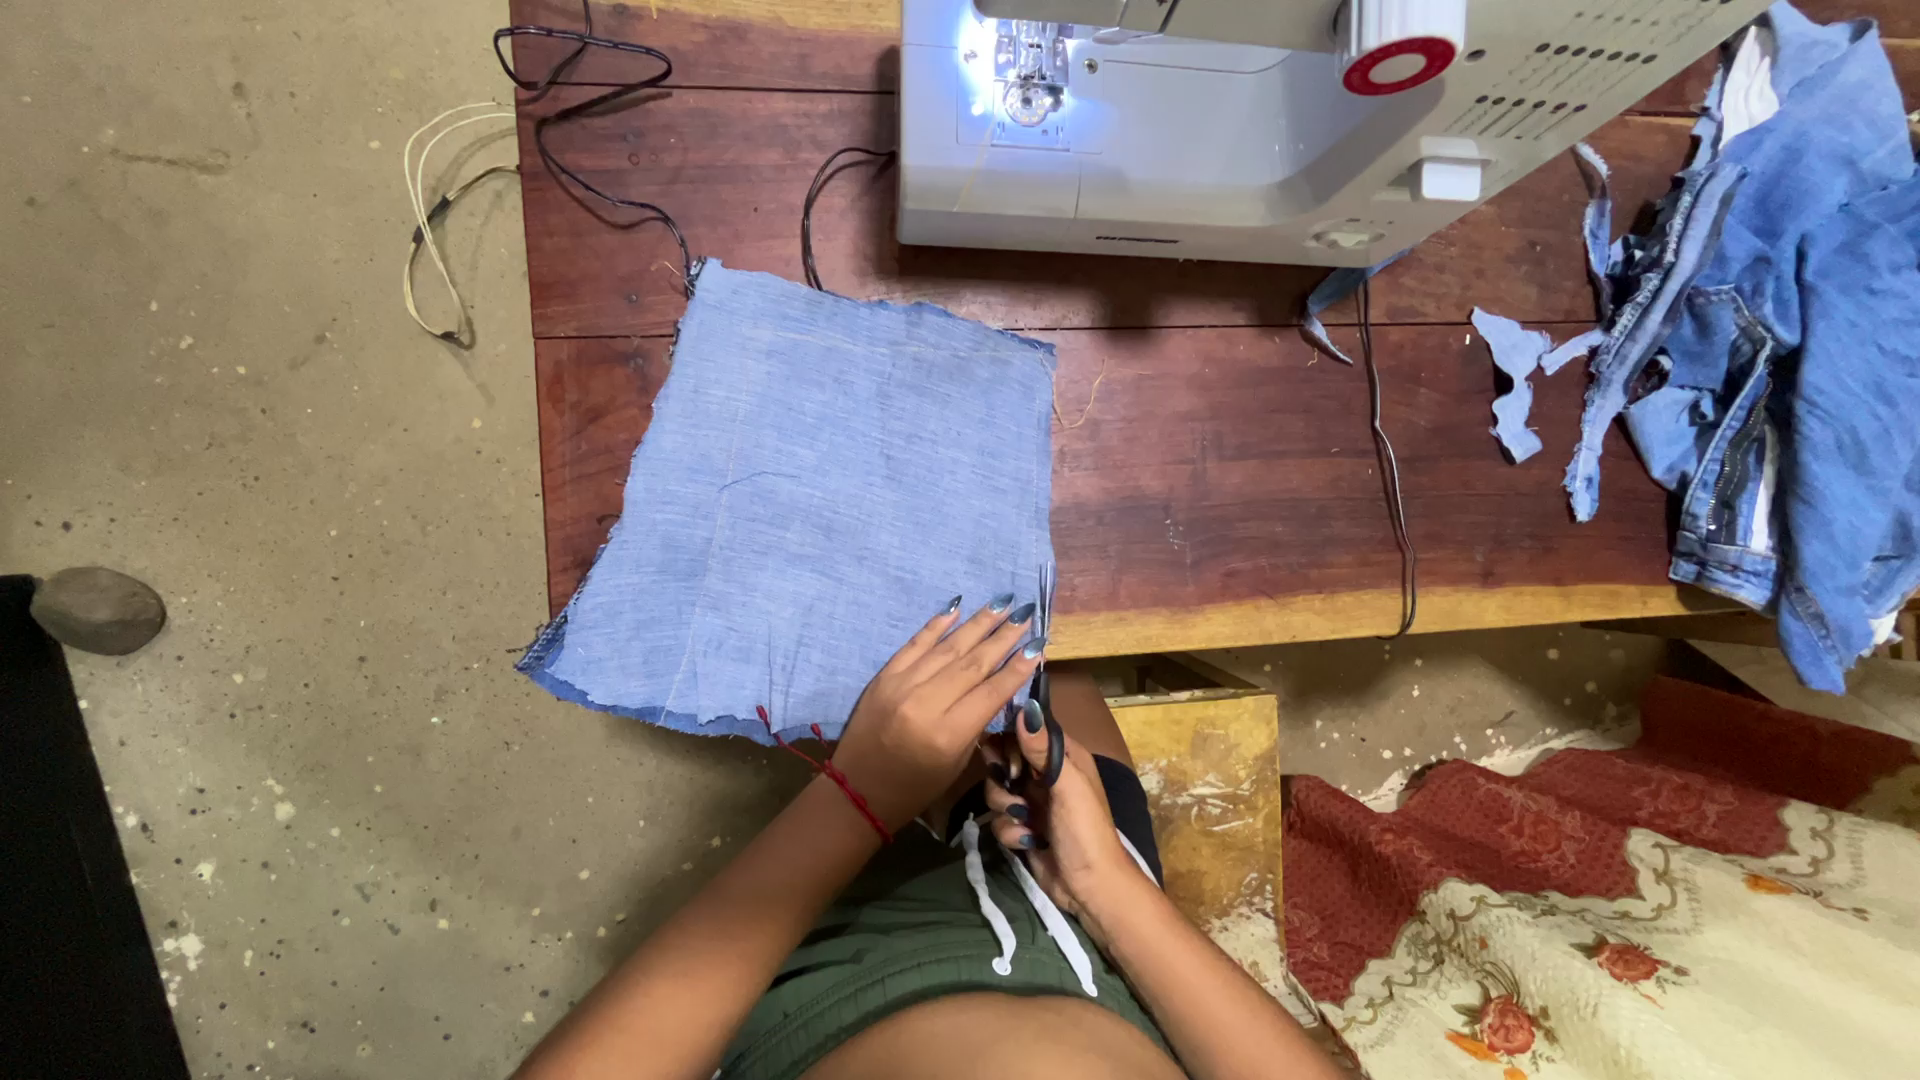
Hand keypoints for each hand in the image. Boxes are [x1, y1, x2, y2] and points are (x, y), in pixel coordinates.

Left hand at [829, 596, 1043, 831]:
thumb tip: (999, 684)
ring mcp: (901, 686)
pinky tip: (956, 608)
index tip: (1039, 645)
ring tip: (1001, 604)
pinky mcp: (883, 676)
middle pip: (973, 663)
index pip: (991, 692)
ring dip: (977, 624)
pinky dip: (936, 625)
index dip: (1017, 667)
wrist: (856, 791)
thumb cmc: (914, 788)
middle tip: (1025, 614)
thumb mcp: (956, 764)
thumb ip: (977, 722)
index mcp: (947, 735)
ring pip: (947, 648)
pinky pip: (914, 644)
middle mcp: (925, 704)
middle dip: (1003, 637)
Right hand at [981, 701, 1138, 916]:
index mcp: (1064, 756)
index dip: (1010, 733)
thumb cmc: (1085, 830)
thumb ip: (1044, 749)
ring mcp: (1033, 802)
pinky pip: (999, 818)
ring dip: (1004, 805)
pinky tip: (1028, 841)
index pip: (1028, 729)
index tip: (998, 744)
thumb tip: (1024, 708)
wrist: (1089, 888)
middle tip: (1010, 784)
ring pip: (997, 789)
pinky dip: (1010, 831)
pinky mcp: (1022, 827)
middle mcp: (1046, 775)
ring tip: (1023, 819)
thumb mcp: (1068, 785)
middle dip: (1002, 774)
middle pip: (1005, 757)